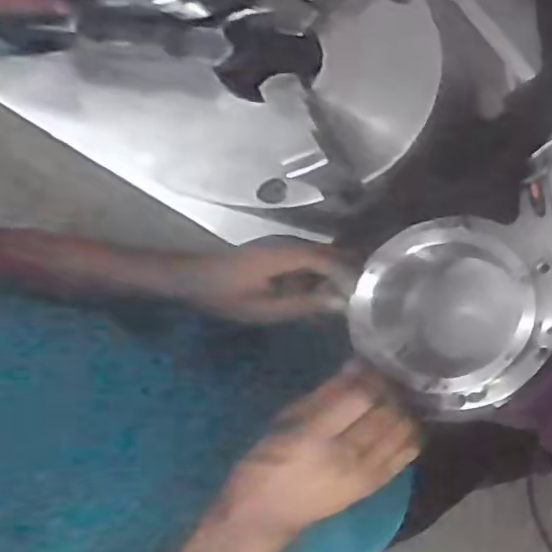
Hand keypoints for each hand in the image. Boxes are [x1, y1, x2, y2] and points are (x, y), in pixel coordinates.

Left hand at [175, 238, 355, 322]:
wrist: (185, 278)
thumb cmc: (222, 295)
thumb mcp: (263, 308)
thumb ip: (305, 304)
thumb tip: (343, 303)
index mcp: (288, 255)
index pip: (332, 260)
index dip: (352, 276)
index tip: (366, 294)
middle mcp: (291, 244)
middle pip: (334, 254)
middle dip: (352, 273)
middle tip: (366, 296)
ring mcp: (286, 245)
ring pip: (327, 255)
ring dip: (340, 273)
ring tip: (351, 295)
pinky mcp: (282, 252)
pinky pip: (314, 259)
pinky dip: (326, 273)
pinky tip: (327, 290)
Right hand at [218, 366, 422, 539]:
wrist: (264, 518)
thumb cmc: (265, 466)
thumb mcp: (283, 426)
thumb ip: (323, 396)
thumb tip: (356, 366)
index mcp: (313, 438)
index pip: (361, 398)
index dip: (372, 379)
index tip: (372, 370)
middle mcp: (344, 456)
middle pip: (387, 412)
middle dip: (390, 392)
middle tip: (386, 384)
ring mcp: (365, 473)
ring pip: (403, 429)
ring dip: (403, 410)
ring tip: (394, 403)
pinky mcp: (376, 484)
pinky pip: (409, 452)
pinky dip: (411, 433)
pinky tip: (402, 424)